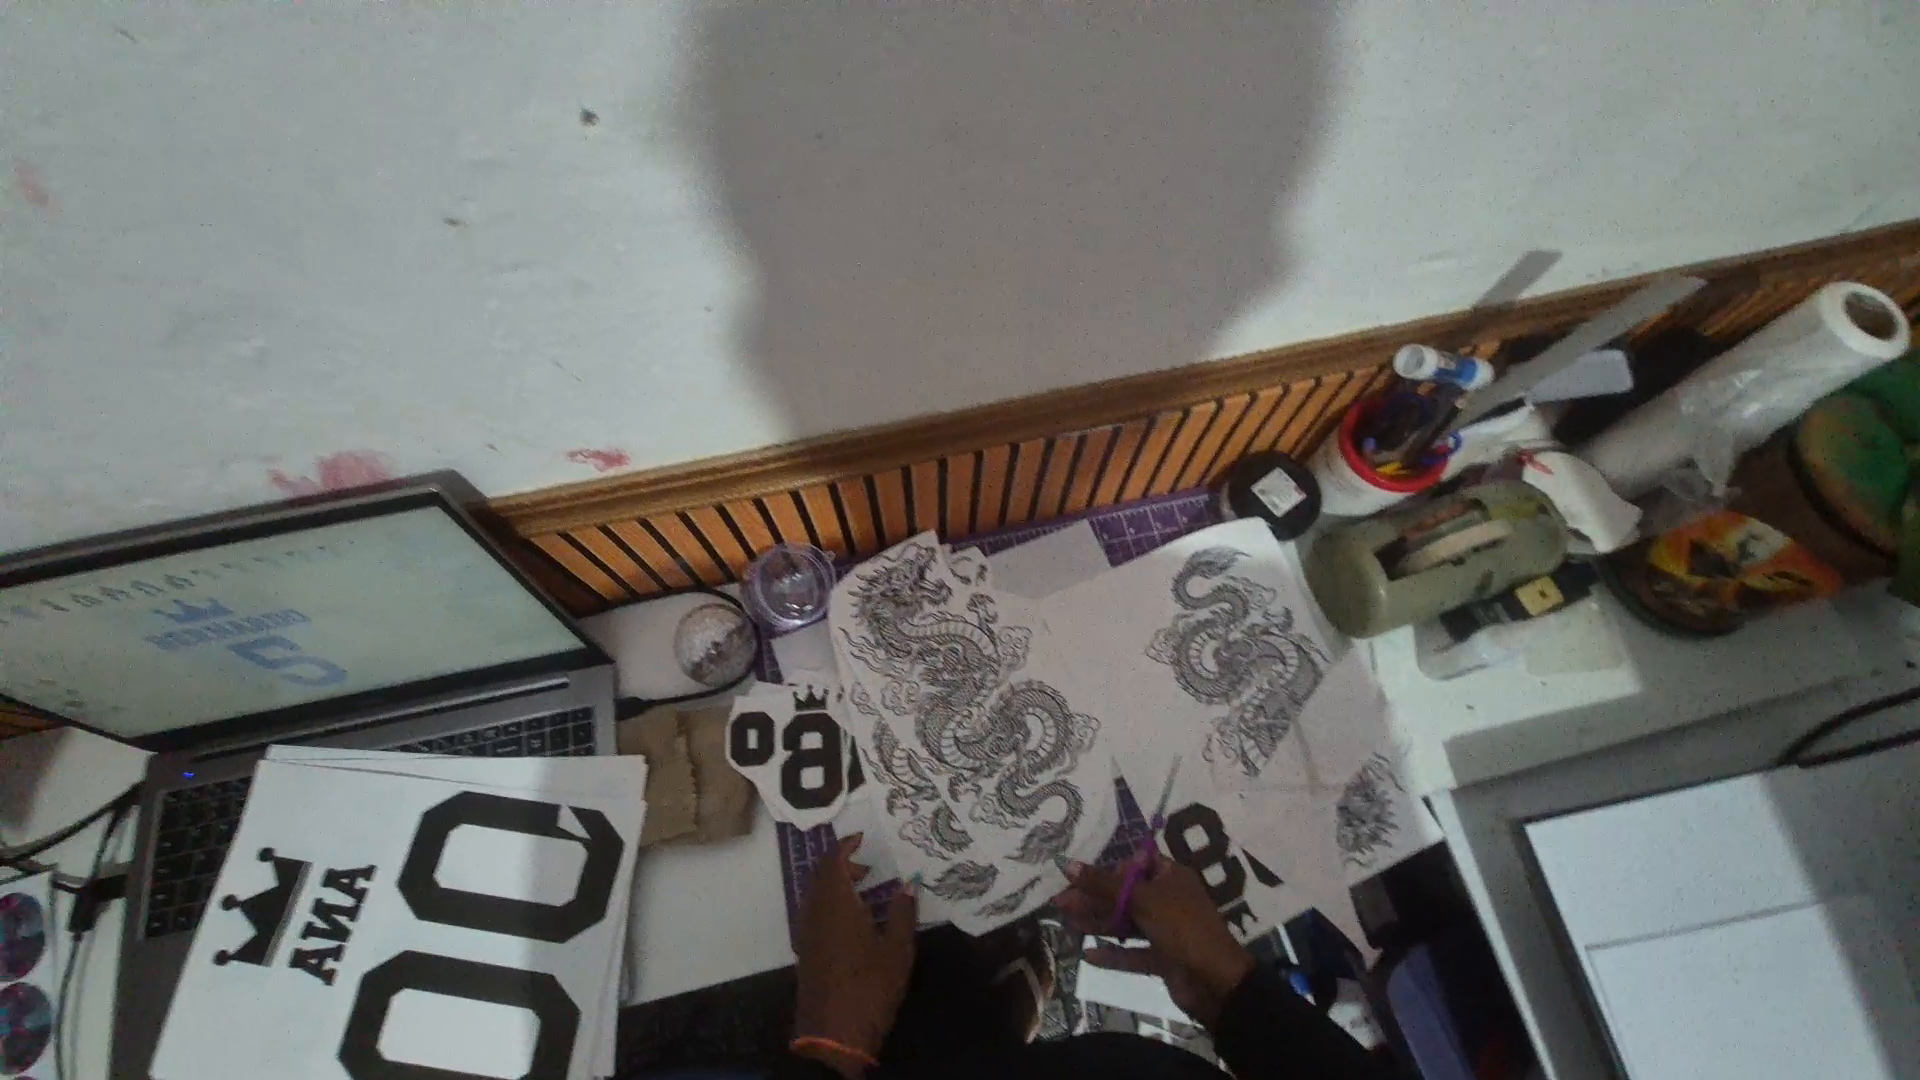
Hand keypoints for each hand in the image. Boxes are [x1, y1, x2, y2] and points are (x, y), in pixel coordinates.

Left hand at [792, 835, 917, 1076]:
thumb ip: (903, 912)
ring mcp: (807, 934)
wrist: (831, 1040)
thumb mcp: (897, 951)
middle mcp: (815, 912)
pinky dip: (830, 904)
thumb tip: (910, 882)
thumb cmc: (868, 989)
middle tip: (868, 866)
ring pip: (816, 894)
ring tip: (864, 891)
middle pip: (821, 875)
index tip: (862, 838)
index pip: (833, 861)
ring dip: (836, 885)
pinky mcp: (805, 952)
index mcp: (836, 904)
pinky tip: (852, 921)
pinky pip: (814, 913)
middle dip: (841, 864)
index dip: (845, 845)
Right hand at [1055, 856, 1255, 1027]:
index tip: (1087, 877)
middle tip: (1062, 901)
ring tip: (1067, 923)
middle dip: (1094, 898)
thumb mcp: (1142, 900)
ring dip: (1098, 923)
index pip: (1136, 865)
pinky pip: (1132, 953)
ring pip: (1126, 923)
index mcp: (1171, 877)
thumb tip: (1067, 863)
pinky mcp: (1162, 958)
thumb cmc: (1182, 927)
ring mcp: (1165, 930)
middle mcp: (1168, 900)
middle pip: (1125, 895)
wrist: (1216, 984)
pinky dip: (1112, 954)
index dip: (1111, 870)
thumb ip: (1103, 884)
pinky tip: (1088, 956)